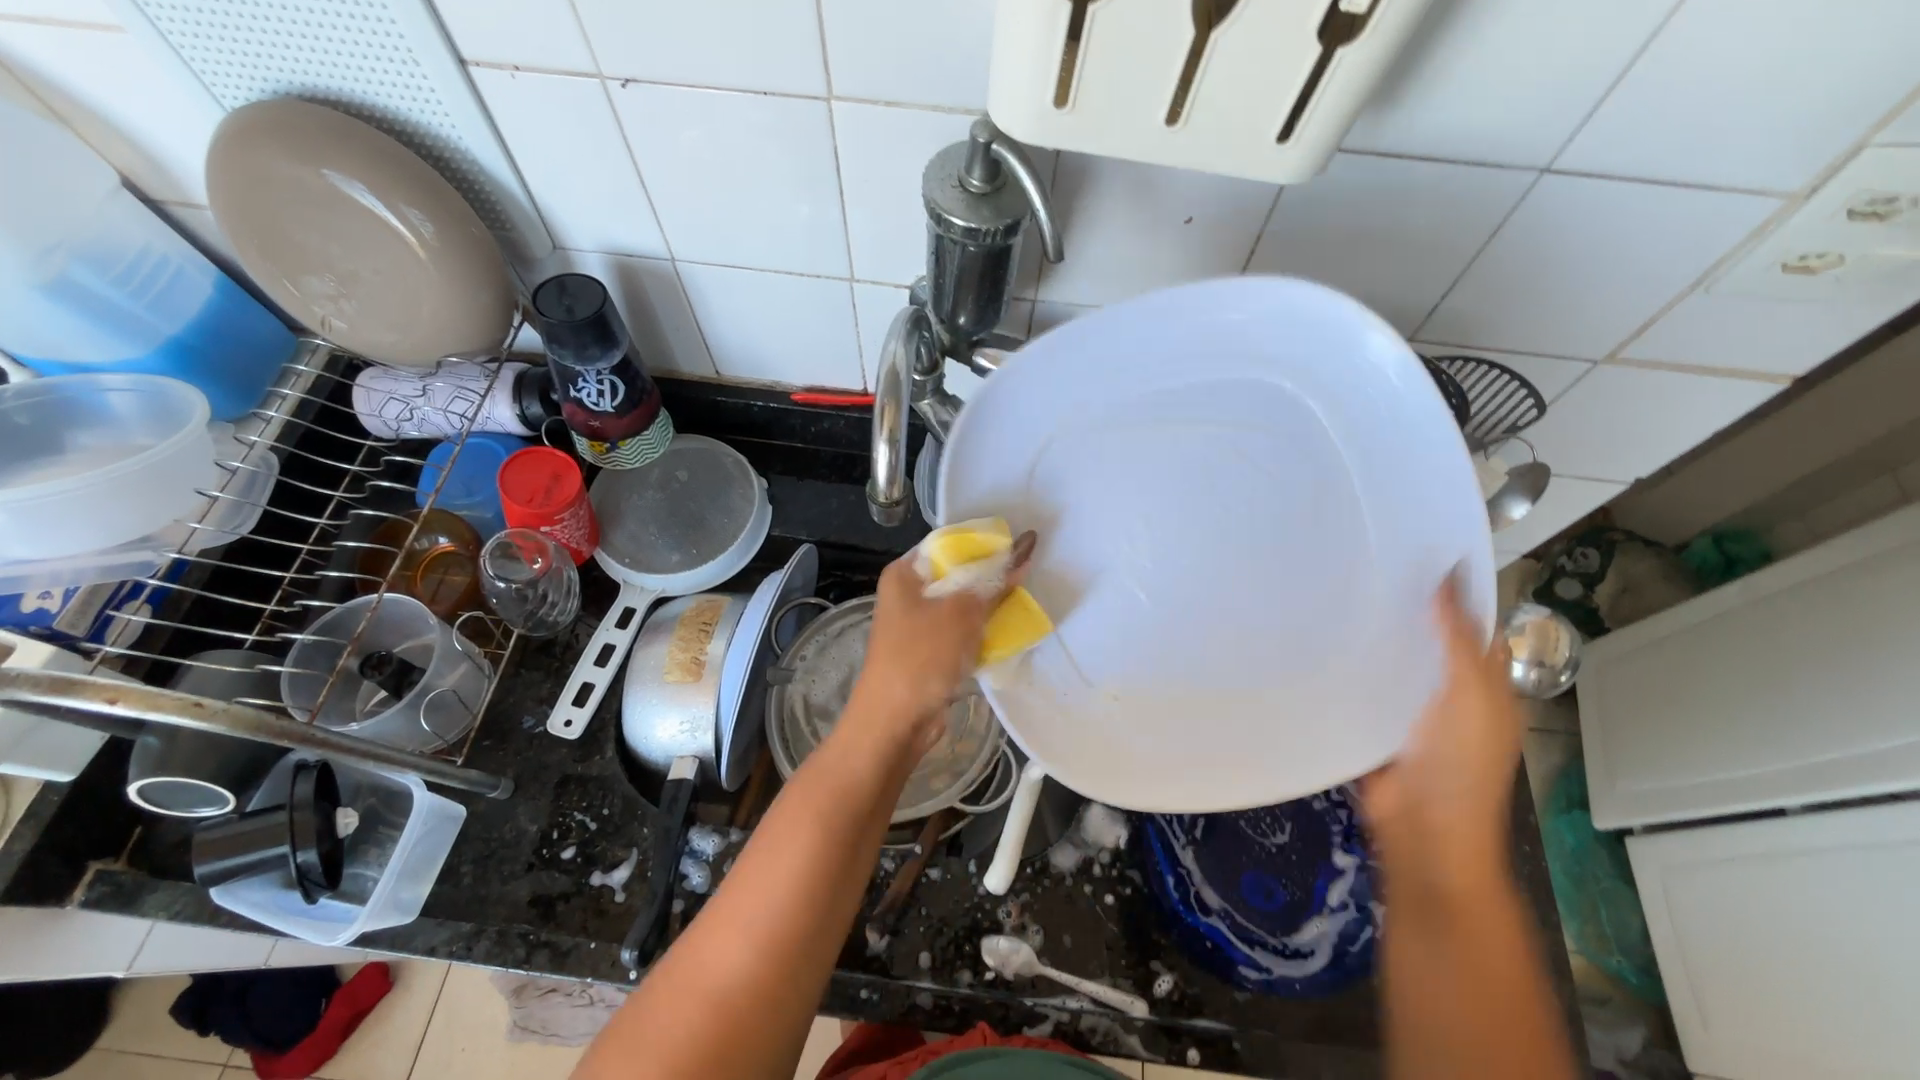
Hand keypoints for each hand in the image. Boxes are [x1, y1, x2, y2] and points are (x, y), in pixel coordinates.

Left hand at [848, 531, 1035, 755]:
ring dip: (989, 608)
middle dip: (990, 578)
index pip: (948, 545)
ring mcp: (917, 626)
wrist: (895, 721)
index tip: (1019, 545)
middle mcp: (907, 594)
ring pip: (962, 607)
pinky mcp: (929, 654)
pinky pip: (962, 634)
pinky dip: (981, 634)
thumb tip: (1026, 549)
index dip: (983, 544)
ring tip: (1024, 601)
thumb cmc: (921, 656)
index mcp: (904, 573)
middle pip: (957, 576)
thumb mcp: (962, 613)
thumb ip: (995, 582)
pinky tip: (1008, 633)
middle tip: (1029, 574)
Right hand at [1359, 576, 1521, 901]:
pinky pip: (1360, 692)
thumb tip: (1452, 570)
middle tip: (1359, 564)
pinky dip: (1345, 672)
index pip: (1471, 623)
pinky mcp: (1373, 730)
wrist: (1422, 834)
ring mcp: (1409, 713)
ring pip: (1391, 664)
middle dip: (1401, 609)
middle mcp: (1449, 693)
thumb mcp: (1472, 694)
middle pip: (1426, 640)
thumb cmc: (1459, 765)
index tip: (1411, 548)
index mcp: (1485, 683)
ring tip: (1332, 594)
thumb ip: (1460, 636)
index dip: (1450, 589)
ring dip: (1371, 638)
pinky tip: (1318, 645)